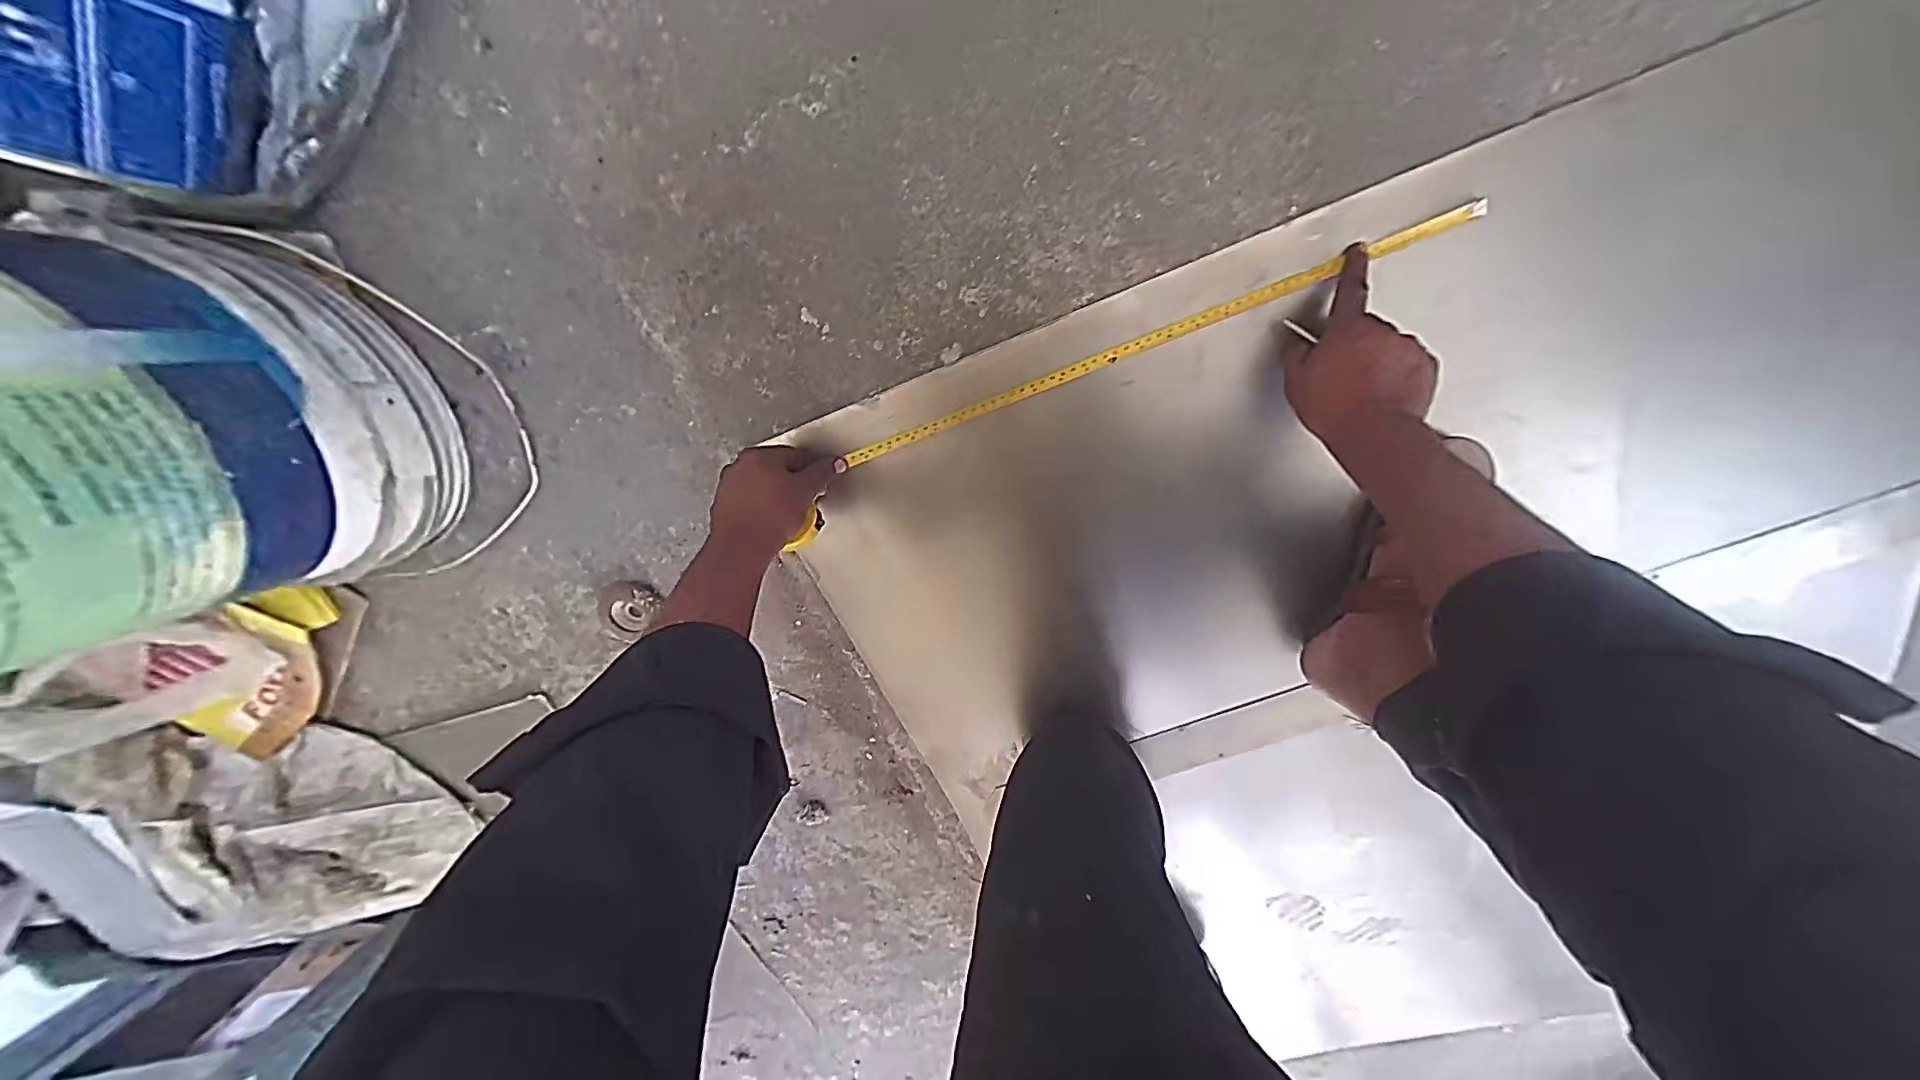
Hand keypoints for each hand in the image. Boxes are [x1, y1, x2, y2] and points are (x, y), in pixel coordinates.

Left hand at [707, 446, 845, 560]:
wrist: (743, 546)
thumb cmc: (768, 517)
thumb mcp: (806, 491)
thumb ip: (822, 473)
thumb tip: (833, 465)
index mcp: (758, 455)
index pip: (795, 455)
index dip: (814, 468)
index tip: (822, 478)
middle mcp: (740, 467)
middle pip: (777, 470)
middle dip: (795, 484)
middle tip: (808, 499)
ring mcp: (730, 488)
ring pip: (764, 488)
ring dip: (780, 498)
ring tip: (792, 517)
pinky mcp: (726, 508)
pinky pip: (753, 504)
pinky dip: (765, 511)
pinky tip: (775, 524)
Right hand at [1283, 245, 1437, 443]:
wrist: (1374, 432)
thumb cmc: (1337, 408)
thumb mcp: (1298, 381)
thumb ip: (1297, 354)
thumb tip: (1296, 345)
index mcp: (1347, 329)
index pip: (1349, 289)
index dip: (1352, 268)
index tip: (1357, 254)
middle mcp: (1380, 331)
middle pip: (1365, 328)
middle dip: (1354, 345)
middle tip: (1340, 373)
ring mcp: (1404, 347)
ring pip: (1387, 347)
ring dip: (1375, 363)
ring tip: (1360, 390)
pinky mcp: (1423, 366)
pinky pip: (1406, 364)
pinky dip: (1394, 375)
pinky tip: (1379, 395)